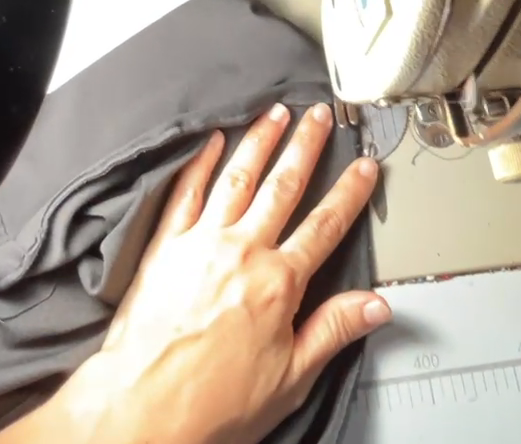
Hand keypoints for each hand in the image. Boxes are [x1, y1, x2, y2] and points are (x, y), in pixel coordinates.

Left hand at [6, 103, 388, 443]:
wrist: (144, 408)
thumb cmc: (213, 402)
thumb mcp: (290, 379)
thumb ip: (334, 330)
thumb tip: (375, 306)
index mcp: (278, 283)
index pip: (324, 225)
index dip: (348, 192)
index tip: (363, 166)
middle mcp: (243, 250)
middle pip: (283, 186)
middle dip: (305, 146)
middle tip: (318, 115)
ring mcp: (203, 241)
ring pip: (238, 178)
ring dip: (260, 141)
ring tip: (275, 113)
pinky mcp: (168, 245)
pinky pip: (187, 192)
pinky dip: (200, 163)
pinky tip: (211, 140)